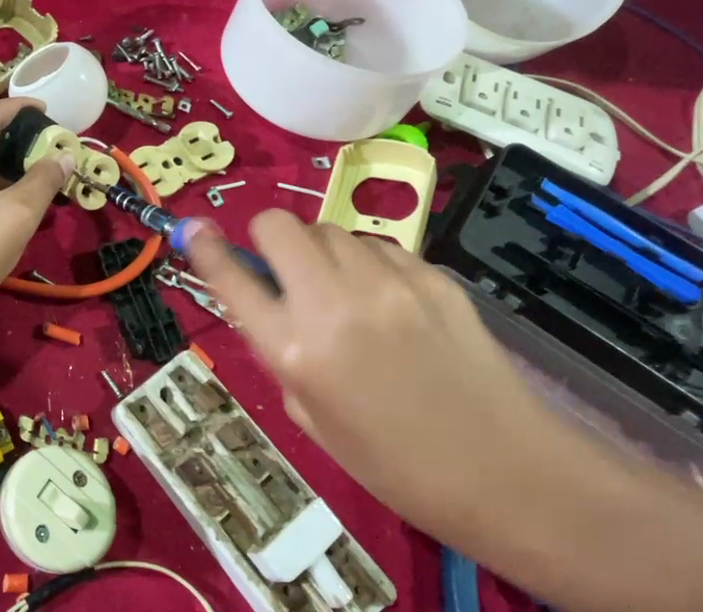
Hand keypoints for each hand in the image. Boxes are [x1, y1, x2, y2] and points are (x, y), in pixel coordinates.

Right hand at [186, 209, 563, 531]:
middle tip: (284, 269)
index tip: (193, 230)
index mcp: (295, 350)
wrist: (509, 476)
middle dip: (270, 238)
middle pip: (279, 226)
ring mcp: (388, 285)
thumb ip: (281, 350)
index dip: (204, 247)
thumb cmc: (394, 464)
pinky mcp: (433, 278)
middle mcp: (334, 305)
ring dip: (322, 251)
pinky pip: (379, 247)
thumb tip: (267, 301)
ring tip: (344, 290)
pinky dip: (369, 264)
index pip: (231, 278)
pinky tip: (389, 301)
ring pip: (331, 231)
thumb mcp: (311, 416)